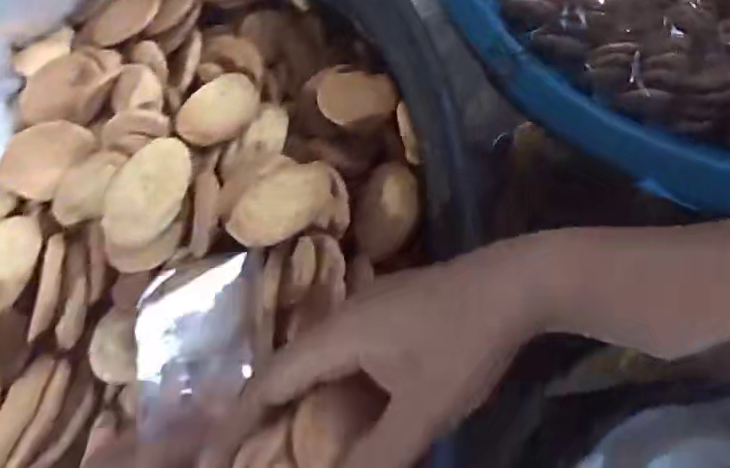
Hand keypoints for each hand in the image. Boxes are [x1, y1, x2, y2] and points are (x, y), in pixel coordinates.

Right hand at [243, 241, 548, 467]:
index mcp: (344, 330)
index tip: (209, 465)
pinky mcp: (403, 307)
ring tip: (292, 444)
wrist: (519, 280)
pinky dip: (338, 384)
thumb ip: (373, 461)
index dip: (236, 424)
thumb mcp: (421, 412)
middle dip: (267, 416)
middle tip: (250, 462)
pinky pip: (353, 349)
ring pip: (325, 356)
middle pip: (294, 366)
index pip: (271, 379)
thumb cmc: (467, 340)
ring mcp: (380, 304)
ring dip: (306, 399)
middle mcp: (353, 311)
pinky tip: (351, 409)